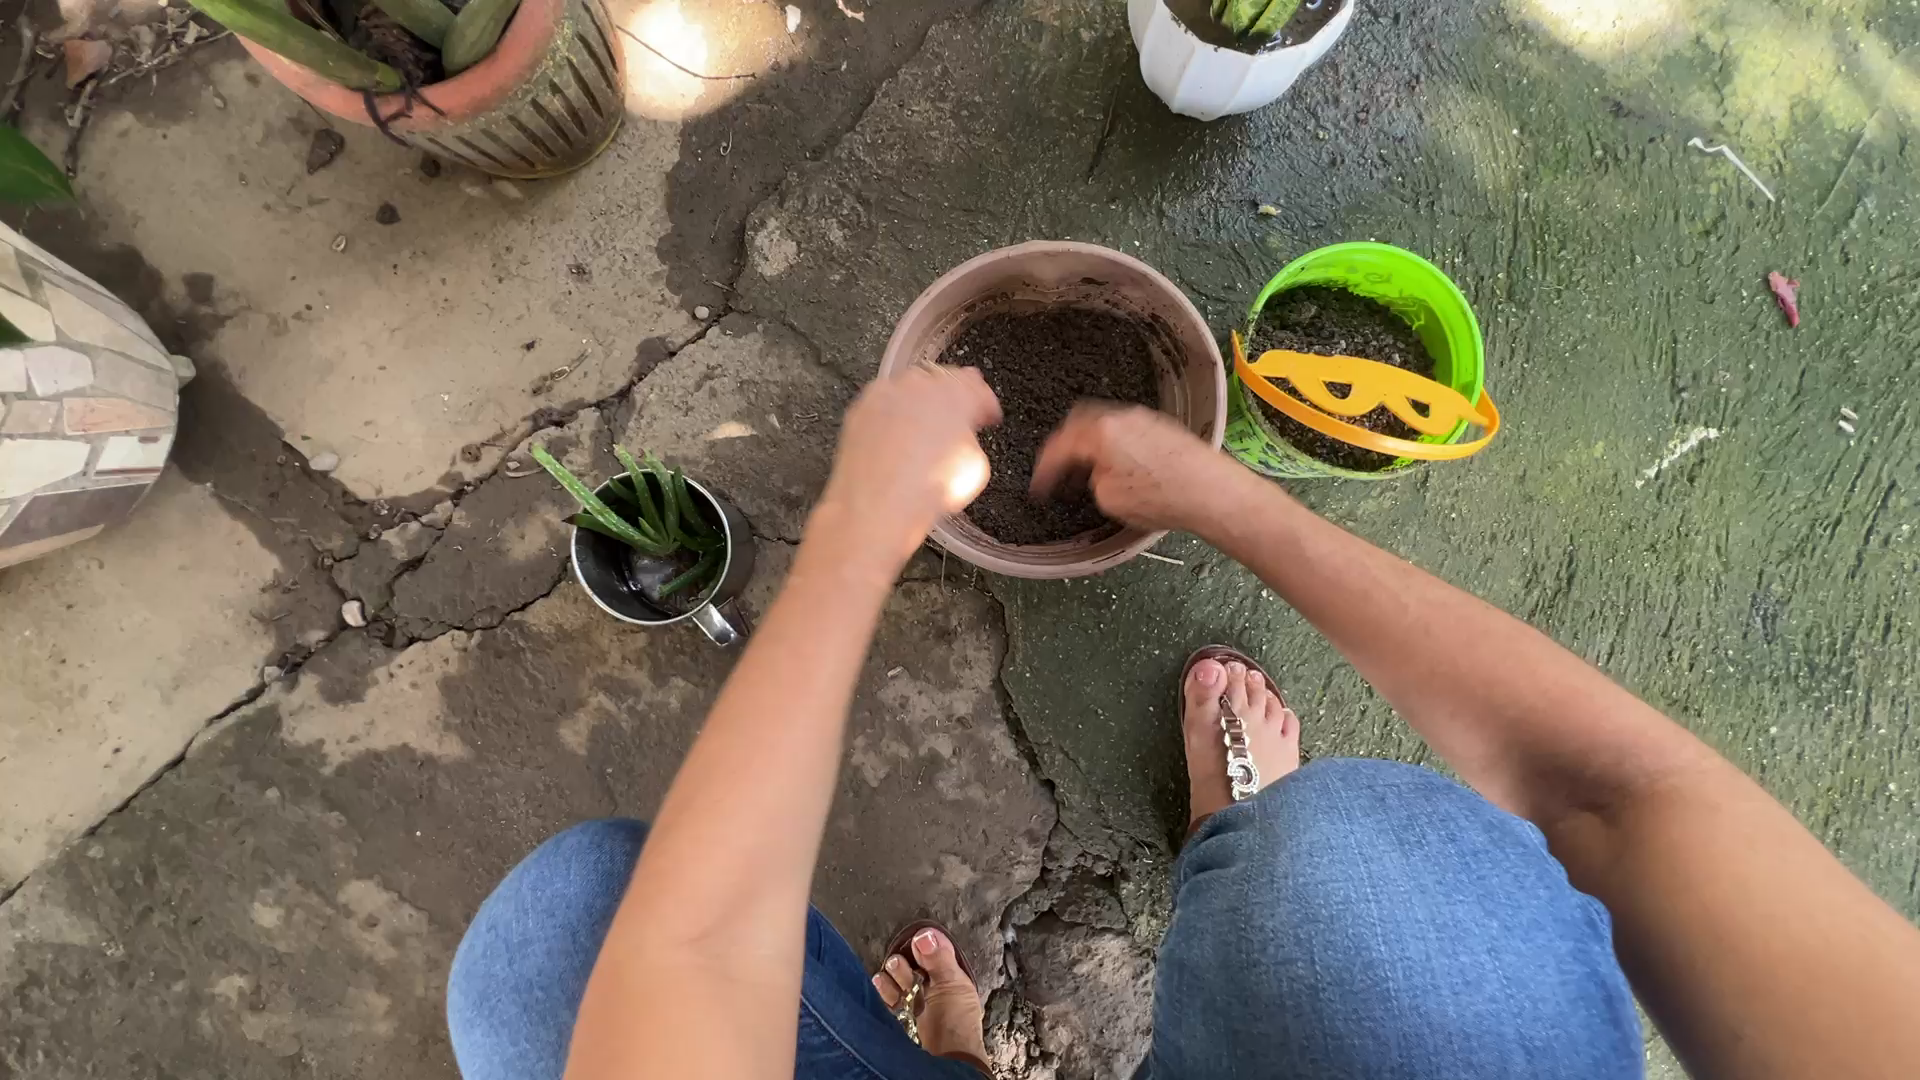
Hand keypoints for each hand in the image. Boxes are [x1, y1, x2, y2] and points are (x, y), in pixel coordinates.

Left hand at [811, 366, 1000, 562]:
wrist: (879, 503)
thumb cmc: (929, 487)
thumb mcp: (976, 467)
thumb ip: (972, 438)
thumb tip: (963, 438)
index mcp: (958, 394)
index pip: (978, 389)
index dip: (985, 405)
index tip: (986, 416)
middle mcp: (920, 385)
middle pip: (941, 382)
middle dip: (951, 400)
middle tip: (954, 423)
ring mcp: (887, 394)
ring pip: (909, 391)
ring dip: (918, 406)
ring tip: (922, 434)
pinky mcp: (860, 410)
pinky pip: (882, 407)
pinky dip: (890, 418)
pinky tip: (894, 441)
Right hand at [1029, 403, 1238, 532]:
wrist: (1213, 493)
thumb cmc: (1163, 497)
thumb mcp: (1108, 498)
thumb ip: (1092, 480)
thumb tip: (1098, 475)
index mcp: (1100, 431)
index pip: (1058, 445)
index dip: (1043, 468)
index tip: (1038, 485)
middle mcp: (1121, 417)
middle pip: (1080, 422)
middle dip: (1065, 446)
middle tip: (1058, 470)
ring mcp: (1145, 420)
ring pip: (1105, 425)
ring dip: (1091, 445)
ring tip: (1088, 472)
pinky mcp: (1163, 428)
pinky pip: (1126, 431)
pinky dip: (1113, 446)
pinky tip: (1119, 467)